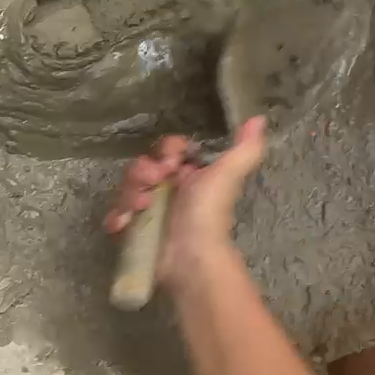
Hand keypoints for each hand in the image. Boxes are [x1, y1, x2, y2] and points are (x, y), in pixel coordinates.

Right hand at [103, 116, 266, 287]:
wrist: (192, 256)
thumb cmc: (209, 213)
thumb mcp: (228, 175)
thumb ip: (244, 148)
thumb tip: (259, 118)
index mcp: (188, 174)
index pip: (166, 149)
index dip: (165, 151)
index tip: (172, 162)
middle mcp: (167, 190)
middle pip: (141, 166)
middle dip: (143, 172)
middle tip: (155, 182)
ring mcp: (148, 211)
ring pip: (126, 189)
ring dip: (129, 194)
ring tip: (142, 207)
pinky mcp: (133, 231)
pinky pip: (115, 216)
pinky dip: (117, 218)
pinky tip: (125, 224)